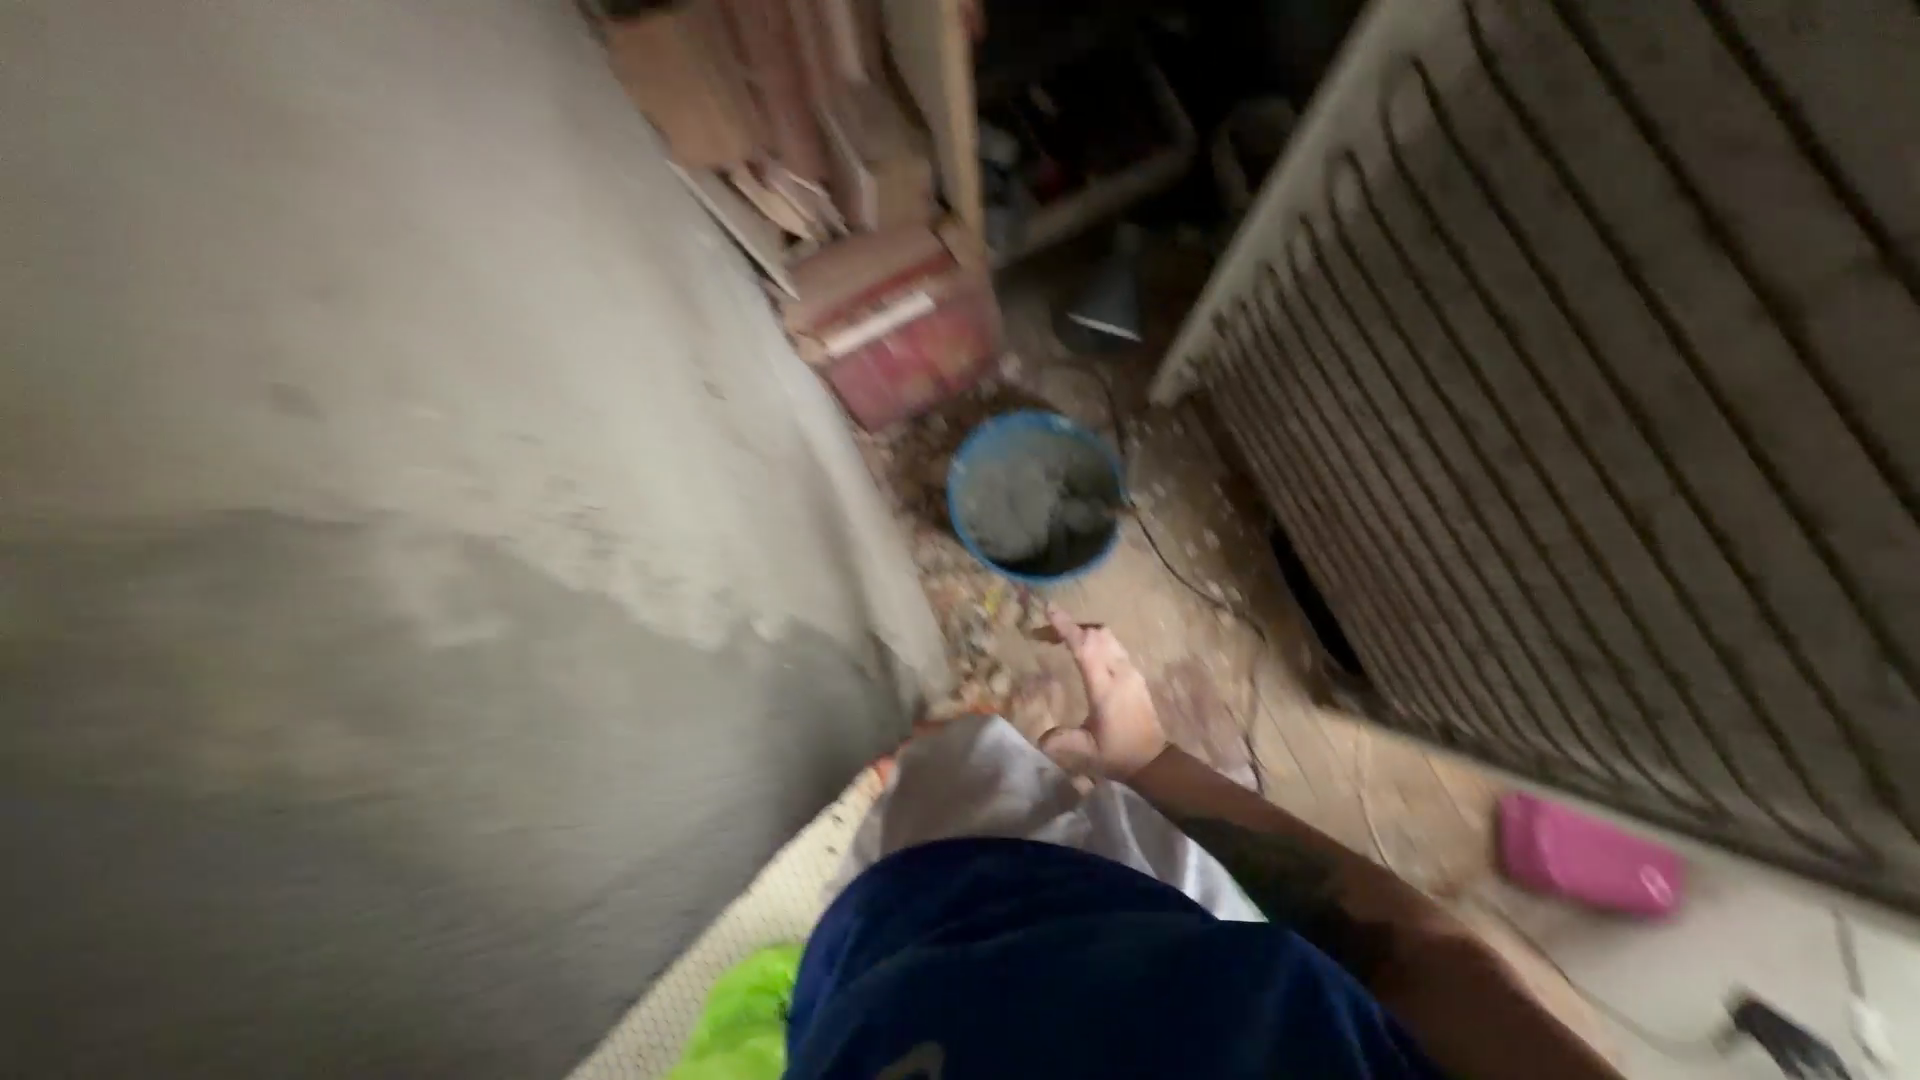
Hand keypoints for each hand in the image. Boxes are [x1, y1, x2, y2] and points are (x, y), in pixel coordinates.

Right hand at [1039, 607, 1167, 778]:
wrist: (1153, 760)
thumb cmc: (1118, 754)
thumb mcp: (1086, 751)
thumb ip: (1062, 740)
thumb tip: (1039, 737)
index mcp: (1105, 689)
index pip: (1085, 648)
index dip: (1066, 627)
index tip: (1050, 609)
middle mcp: (1120, 673)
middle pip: (1097, 634)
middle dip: (1071, 626)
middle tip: (1045, 632)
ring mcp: (1131, 671)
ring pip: (1107, 636)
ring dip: (1084, 631)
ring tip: (1060, 638)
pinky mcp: (1135, 674)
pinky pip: (1114, 645)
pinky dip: (1095, 640)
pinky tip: (1082, 650)